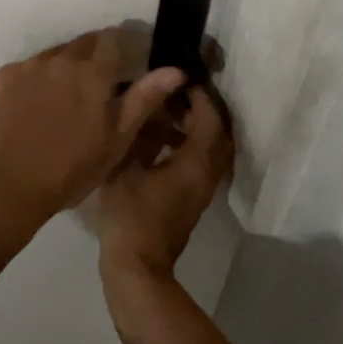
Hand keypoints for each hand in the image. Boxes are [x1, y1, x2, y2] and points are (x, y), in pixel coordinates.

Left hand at [0, 29, 185, 219]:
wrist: (11, 184)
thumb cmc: (72, 167)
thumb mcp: (117, 139)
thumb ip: (144, 98)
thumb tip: (175, 69)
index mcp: (91, 71)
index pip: (111, 38)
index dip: (122, 45)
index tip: (127, 61)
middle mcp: (59, 58)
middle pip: (82, 44)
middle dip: (94, 57)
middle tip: (98, 86)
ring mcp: (28, 65)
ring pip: (55, 55)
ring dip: (65, 68)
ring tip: (66, 99)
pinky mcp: (3, 76)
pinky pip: (28, 68)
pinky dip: (37, 80)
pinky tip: (36, 106)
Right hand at [98, 85, 233, 275]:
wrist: (137, 267)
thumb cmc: (130, 214)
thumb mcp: (125, 165)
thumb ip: (139, 130)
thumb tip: (147, 100)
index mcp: (196, 162)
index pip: (210, 118)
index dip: (198, 94)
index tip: (177, 76)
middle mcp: (208, 174)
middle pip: (217, 133)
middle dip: (199, 108)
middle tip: (171, 91)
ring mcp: (202, 190)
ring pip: (210, 149)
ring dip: (193, 127)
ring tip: (162, 111)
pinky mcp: (192, 200)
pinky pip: (200, 162)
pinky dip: (187, 144)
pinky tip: (158, 140)